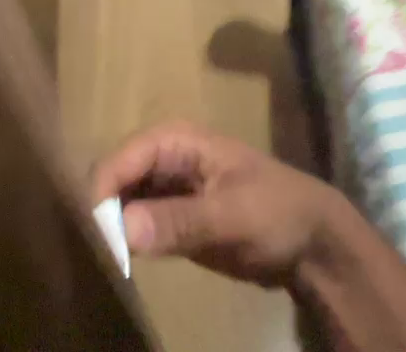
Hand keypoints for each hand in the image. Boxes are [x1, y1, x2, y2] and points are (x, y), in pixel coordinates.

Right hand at [90, 121, 349, 287]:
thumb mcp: (232, 215)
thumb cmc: (276, 212)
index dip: (101, 194)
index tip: (92, 238)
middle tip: (95, 254)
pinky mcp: (168, 217)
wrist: (312, 242)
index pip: (119, 161)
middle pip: (112, 179)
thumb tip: (122, 229)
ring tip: (101, 261)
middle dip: (99, 212)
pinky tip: (117, 264)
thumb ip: (179, 220)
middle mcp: (161, 158)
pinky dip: (122, 241)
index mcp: (173, 140)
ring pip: (118, 202)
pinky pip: (132, 224)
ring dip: (108, 228)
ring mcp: (164, 188)